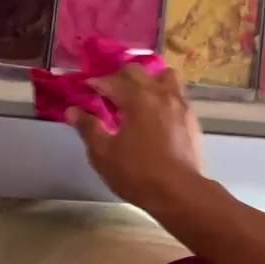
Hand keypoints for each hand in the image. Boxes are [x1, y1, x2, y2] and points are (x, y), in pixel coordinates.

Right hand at [67, 63, 208, 209]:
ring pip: (164, 76)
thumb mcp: (103, 154)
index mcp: (137, 98)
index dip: (95, 83)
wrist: (180, 192)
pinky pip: (177, 95)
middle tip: (108, 91)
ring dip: (148, 79)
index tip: (85, 88)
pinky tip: (156, 113)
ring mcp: (180, 104)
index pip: (111, 81)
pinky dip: (163, 96)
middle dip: (119, 76)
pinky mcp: (192, 118)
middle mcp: (160, 93)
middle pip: (137, 71)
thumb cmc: (137, 173)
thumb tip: (72, 110)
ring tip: (138, 95)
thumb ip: (88, 128)